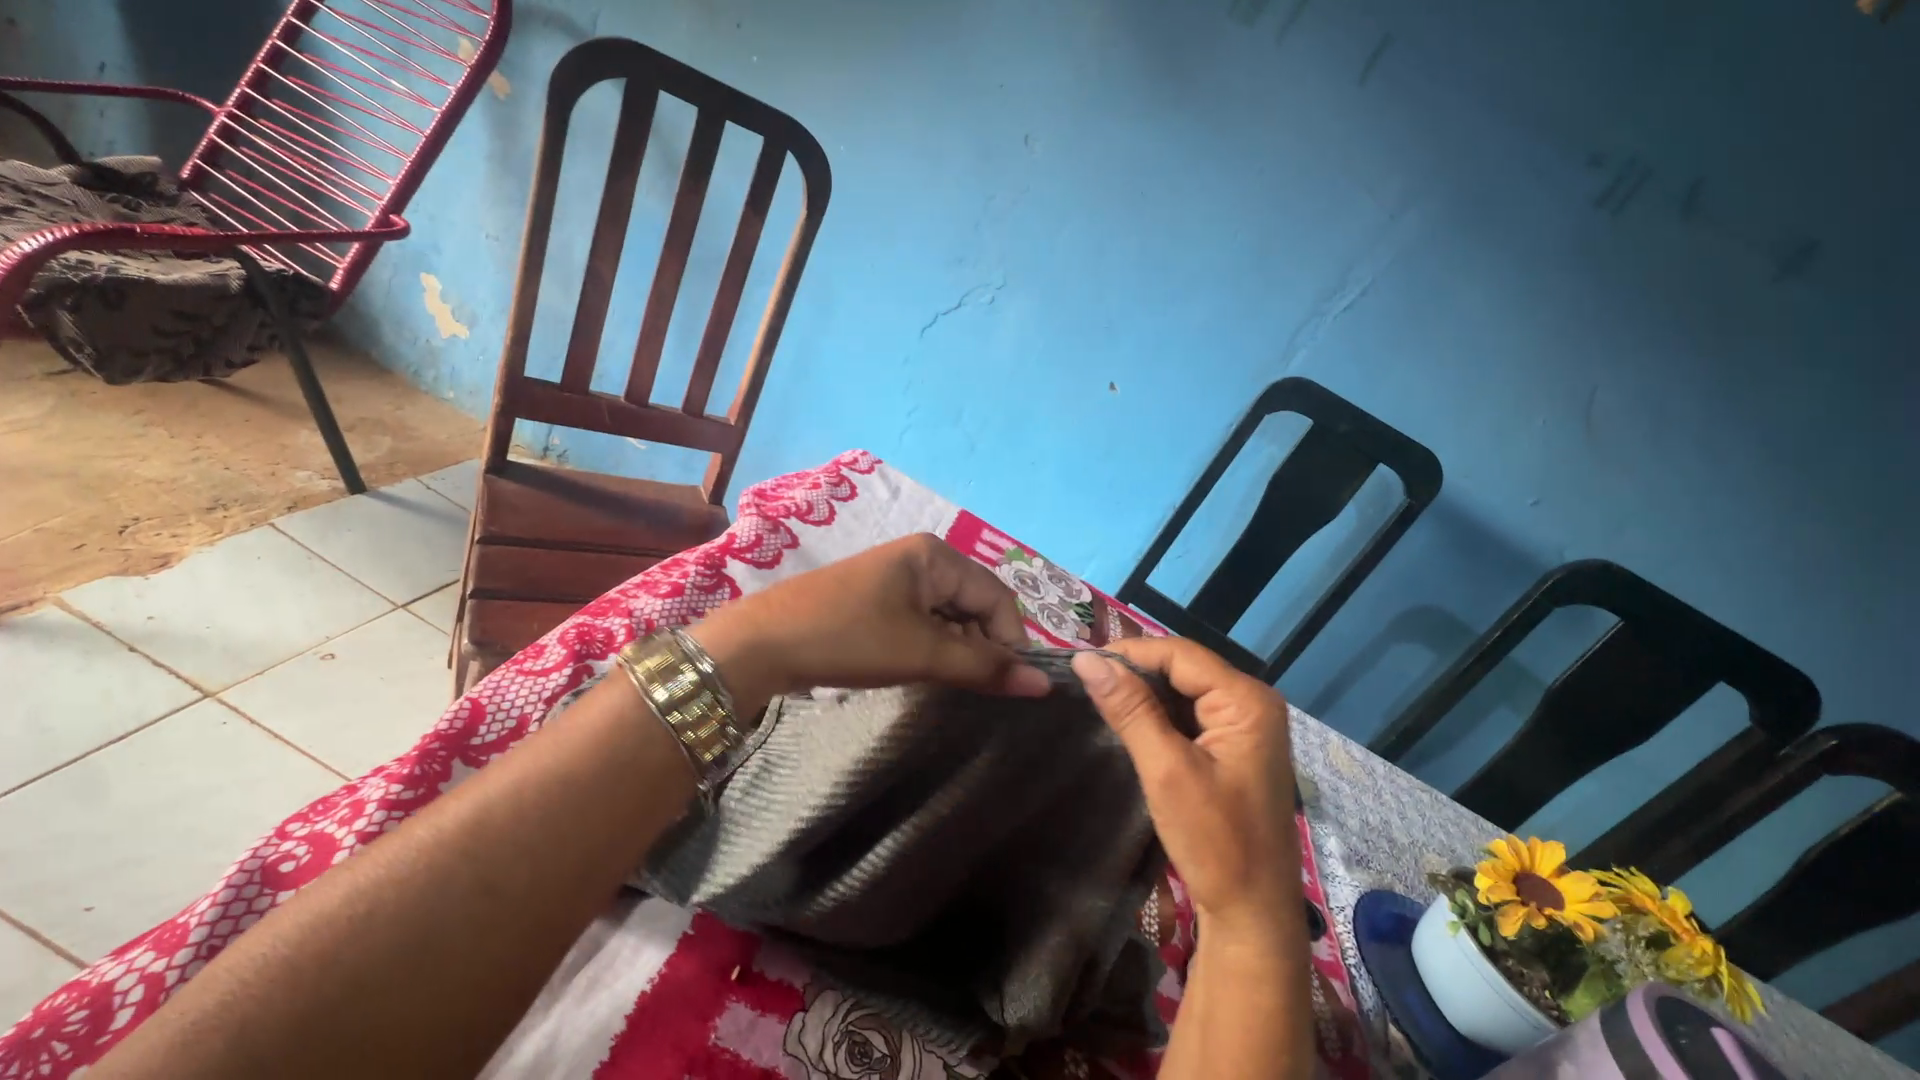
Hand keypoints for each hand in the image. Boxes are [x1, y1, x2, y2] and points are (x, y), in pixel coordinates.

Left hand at [688, 534, 1049, 714]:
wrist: (763, 643)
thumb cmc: (850, 638)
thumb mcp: (923, 653)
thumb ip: (985, 667)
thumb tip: (1044, 684)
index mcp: (936, 556)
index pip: (998, 598)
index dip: (1010, 642)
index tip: (1009, 685)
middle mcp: (921, 558)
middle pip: (975, 605)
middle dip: (981, 646)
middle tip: (970, 686)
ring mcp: (896, 578)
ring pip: (949, 617)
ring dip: (955, 650)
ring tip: (939, 679)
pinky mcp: (877, 600)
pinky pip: (923, 621)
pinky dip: (930, 647)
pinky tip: (915, 668)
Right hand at [1070, 638, 1297, 938]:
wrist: (1253, 911)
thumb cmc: (1215, 841)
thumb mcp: (1166, 770)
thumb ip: (1130, 709)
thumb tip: (1087, 661)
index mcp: (1247, 700)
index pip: (1180, 654)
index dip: (1130, 652)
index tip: (1080, 663)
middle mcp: (1254, 703)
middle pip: (1185, 668)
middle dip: (1136, 672)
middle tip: (1084, 681)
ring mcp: (1249, 727)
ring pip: (1187, 692)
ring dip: (1146, 695)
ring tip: (1099, 698)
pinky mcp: (1238, 749)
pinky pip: (1194, 716)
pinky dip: (1162, 717)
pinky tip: (1131, 724)